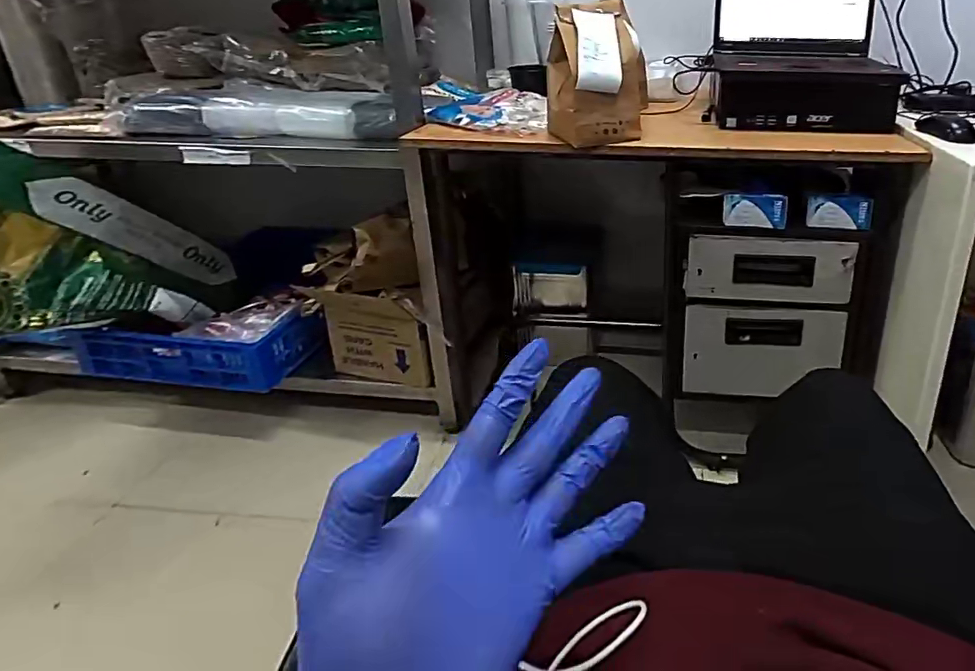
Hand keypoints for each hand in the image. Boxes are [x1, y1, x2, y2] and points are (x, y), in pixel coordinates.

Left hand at [296, 340, 644, 670]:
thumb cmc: (350, 625)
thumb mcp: (339, 552)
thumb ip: (362, 491)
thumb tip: (407, 439)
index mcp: (457, 490)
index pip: (494, 420)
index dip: (517, 382)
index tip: (540, 348)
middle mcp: (497, 505)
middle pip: (540, 443)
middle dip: (565, 408)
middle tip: (592, 376)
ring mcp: (520, 544)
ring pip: (566, 485)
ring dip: (593, 455)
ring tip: (620, 423)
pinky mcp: (537, 587)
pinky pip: (582, 552)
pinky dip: (610, 531)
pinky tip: (636, 511)